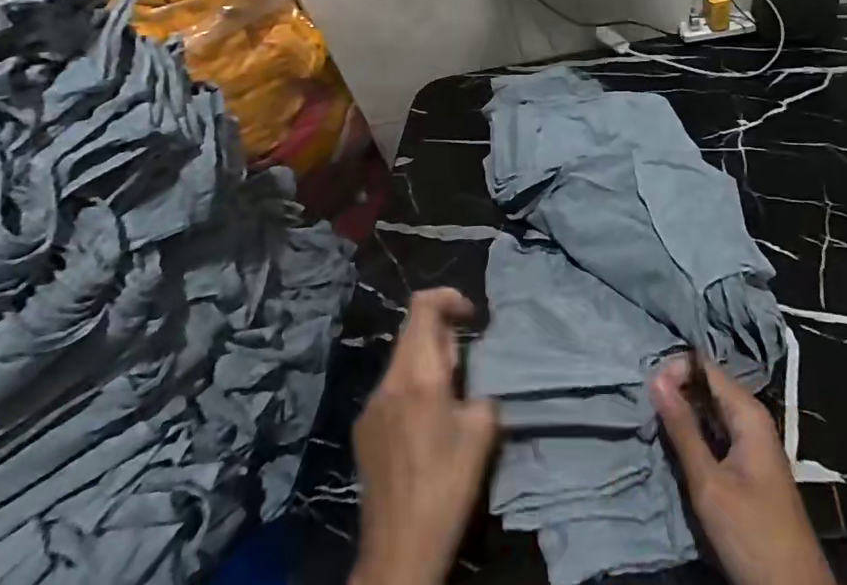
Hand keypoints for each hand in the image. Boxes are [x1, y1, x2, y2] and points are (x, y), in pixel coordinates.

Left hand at [351, 289, 498, 584]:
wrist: (400, 547)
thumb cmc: (449, 484)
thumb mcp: (482, 428)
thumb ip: (477, 387)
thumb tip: (466, 378)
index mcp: (417, 377)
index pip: (422, 308)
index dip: (448, 298)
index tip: (472, 316)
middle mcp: (387, 384)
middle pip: (411, 333)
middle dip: (443, 334)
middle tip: (467, 365)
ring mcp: (370, 408)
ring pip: (401, 362)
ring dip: (428, 361)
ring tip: (452, 396)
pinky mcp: (363, 431)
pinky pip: (392, 389)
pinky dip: (413, 386)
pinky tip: (428, 423)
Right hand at [651, 356, 834, 584]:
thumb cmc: (750, 531)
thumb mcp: (709, 482)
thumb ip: (683, 429)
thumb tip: (657, 379)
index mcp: (748, 412)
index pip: (706, 368)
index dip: (676, 369)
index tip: (646, 388)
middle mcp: (752, 417)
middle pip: (708, 386)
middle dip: (676, 389)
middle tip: (644, 405)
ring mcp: (750, 440)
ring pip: (709, 410)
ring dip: (682, 411)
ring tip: (652, 419)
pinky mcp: (745, 461)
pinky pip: (715, 431)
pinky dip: (693, 431)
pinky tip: (673, 440)